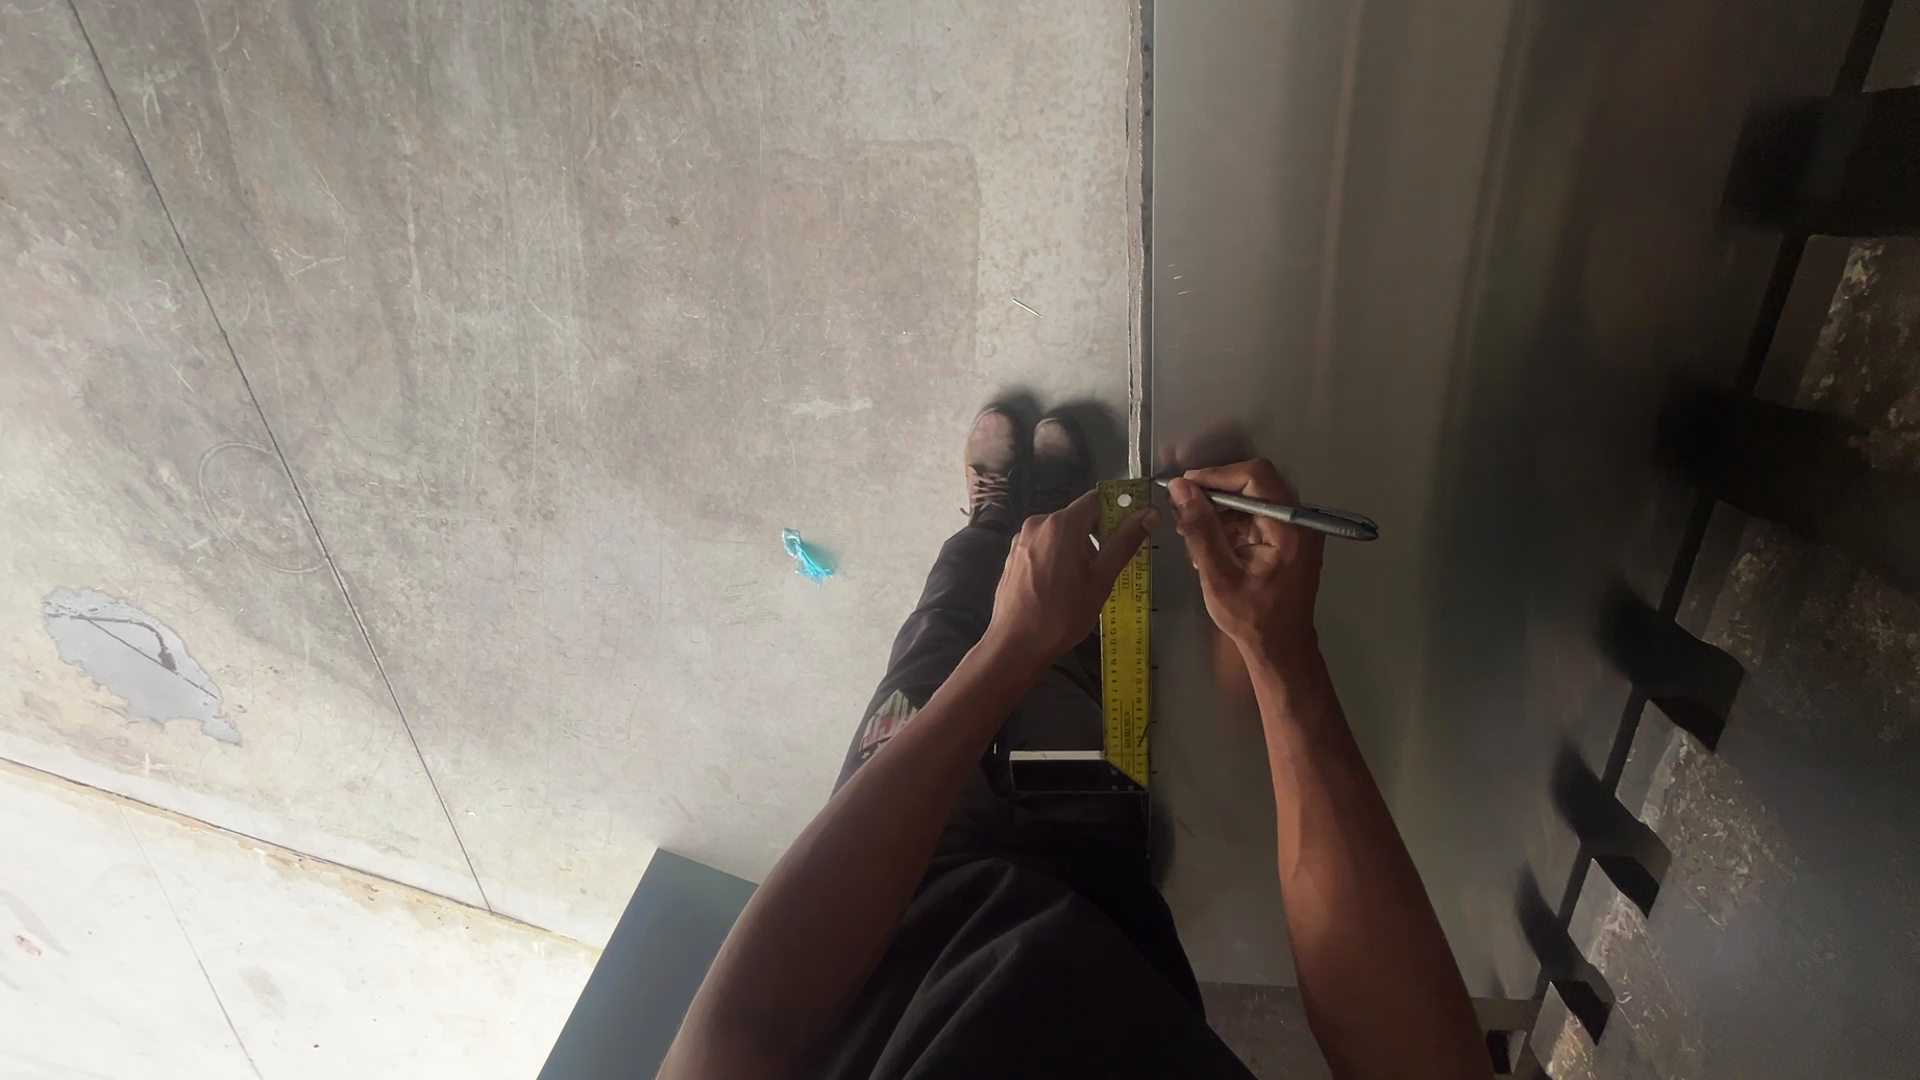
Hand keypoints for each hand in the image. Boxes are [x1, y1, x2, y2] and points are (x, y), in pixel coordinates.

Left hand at [985, 489, 1157, 665]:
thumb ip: (1125, 542)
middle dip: (1097, 534)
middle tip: (1107, 566)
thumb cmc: (1063, 614)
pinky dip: (1057, 556)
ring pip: (1059, 532)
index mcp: (1061, 524)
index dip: (1118, 510)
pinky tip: (1060, 584)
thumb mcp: (1101, 579)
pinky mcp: (1012, 555)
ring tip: (1083, 581)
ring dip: (1077, 547)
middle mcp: (1038, 523)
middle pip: (1077, 516)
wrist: (1016, 643)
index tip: (1131, 529)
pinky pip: (1043, 545)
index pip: (1097, 500)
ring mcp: (1021, 539)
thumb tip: (1149, 514)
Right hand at [1168, 459, 1324, 662]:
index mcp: (1289, 527)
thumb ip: (1200, 528)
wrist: (1279, 647)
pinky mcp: (1286, 538)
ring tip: (1190, 530)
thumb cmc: (1250, 616)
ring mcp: (1294, 528)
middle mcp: (1298, 520)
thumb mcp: (1218, 574)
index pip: (1254, 477)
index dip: (1216, 475)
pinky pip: (1254, 515)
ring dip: (1219, 508)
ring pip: (1251, 497)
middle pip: (1254, 482)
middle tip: (1182, 508)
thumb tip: (1180, 489)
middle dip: (1214, 492)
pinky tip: (1207, 542)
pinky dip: (1229, 522)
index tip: (1183, 488)